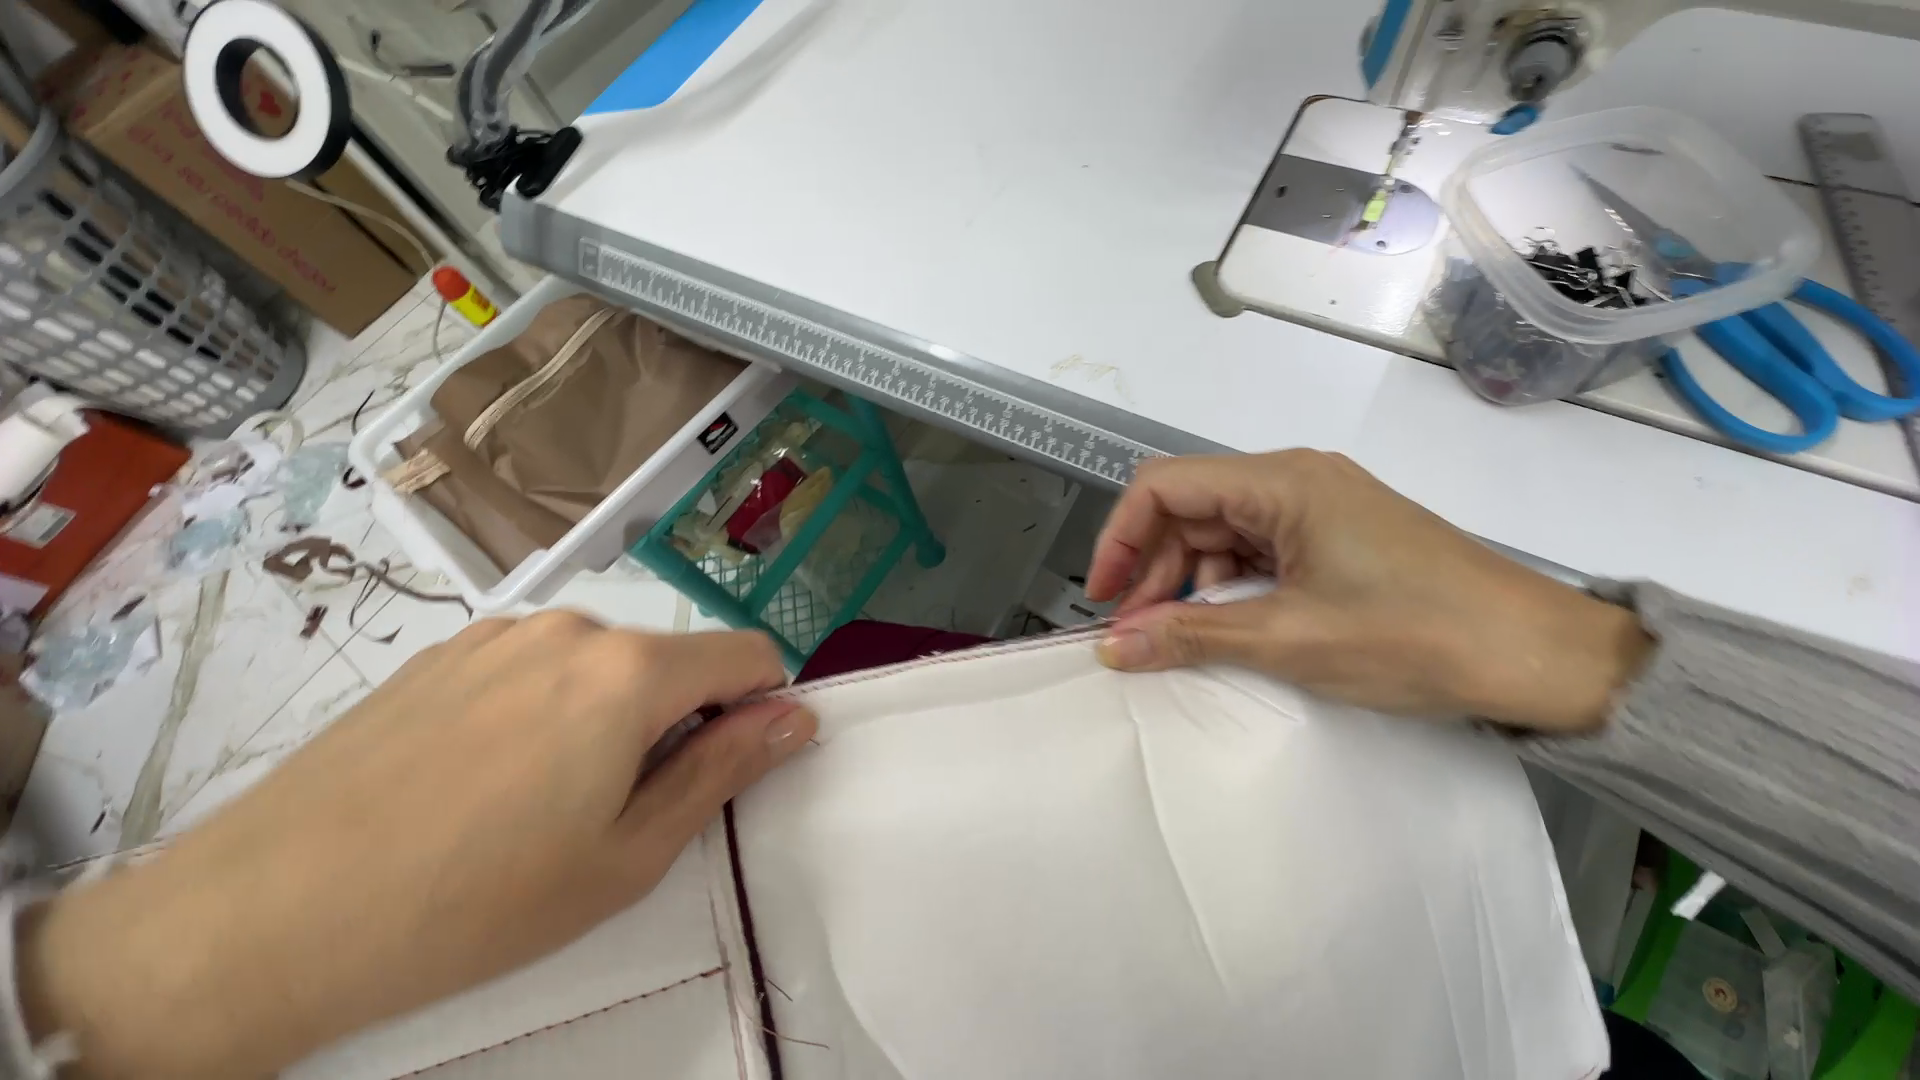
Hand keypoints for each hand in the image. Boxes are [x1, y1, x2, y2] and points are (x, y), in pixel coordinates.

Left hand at [19, 615, 814, 1078]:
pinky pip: (538, 665)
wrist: (260, 917)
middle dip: (678, 719)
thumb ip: (725, 768)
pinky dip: (549, 707)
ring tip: (543, 799)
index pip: (750, 655)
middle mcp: (573, 628)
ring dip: (611, 715)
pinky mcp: (444, 652)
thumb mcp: (630, 854)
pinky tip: (484, 776)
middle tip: (620, 809)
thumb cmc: (476, 903)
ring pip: (605, 663)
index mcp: (630, 671)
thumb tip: (794, 716)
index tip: (727, 769)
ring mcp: (501, 633)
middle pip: (673, 660)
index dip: (761, 708)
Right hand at [1085, 451, 1649, 733]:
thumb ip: (1189, 636)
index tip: (1103, 600)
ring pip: (1219, 533)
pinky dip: (1227, 588)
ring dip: (1187, 584)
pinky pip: (1257, 552)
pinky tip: (1223, 629)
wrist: (1542, 659)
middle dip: (1152, 570)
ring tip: (1175, 642)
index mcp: (1280, 482)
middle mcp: (1293, 480)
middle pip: (1189, 509)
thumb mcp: (1288, 640)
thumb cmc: (1414, 637)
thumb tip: (1110, 646)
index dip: (1120, 538)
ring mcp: (1317, 508)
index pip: (1164, 485)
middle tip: (1136, 638)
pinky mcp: (1335, 537)